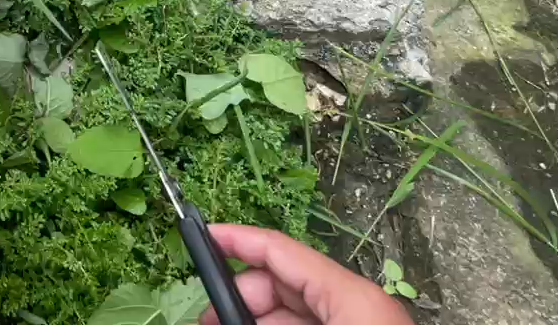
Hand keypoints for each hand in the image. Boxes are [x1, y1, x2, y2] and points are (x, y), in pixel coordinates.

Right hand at [199, 225, 414, 324]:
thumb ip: (258, 323)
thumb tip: (215, 319)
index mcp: (351, 297)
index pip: (278, 248)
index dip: (233, 241)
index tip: (198, 241)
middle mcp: (359, 307)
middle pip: (284, 282)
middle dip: (242, 298)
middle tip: (209, 321)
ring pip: (296, 312)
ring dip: (259, 321)